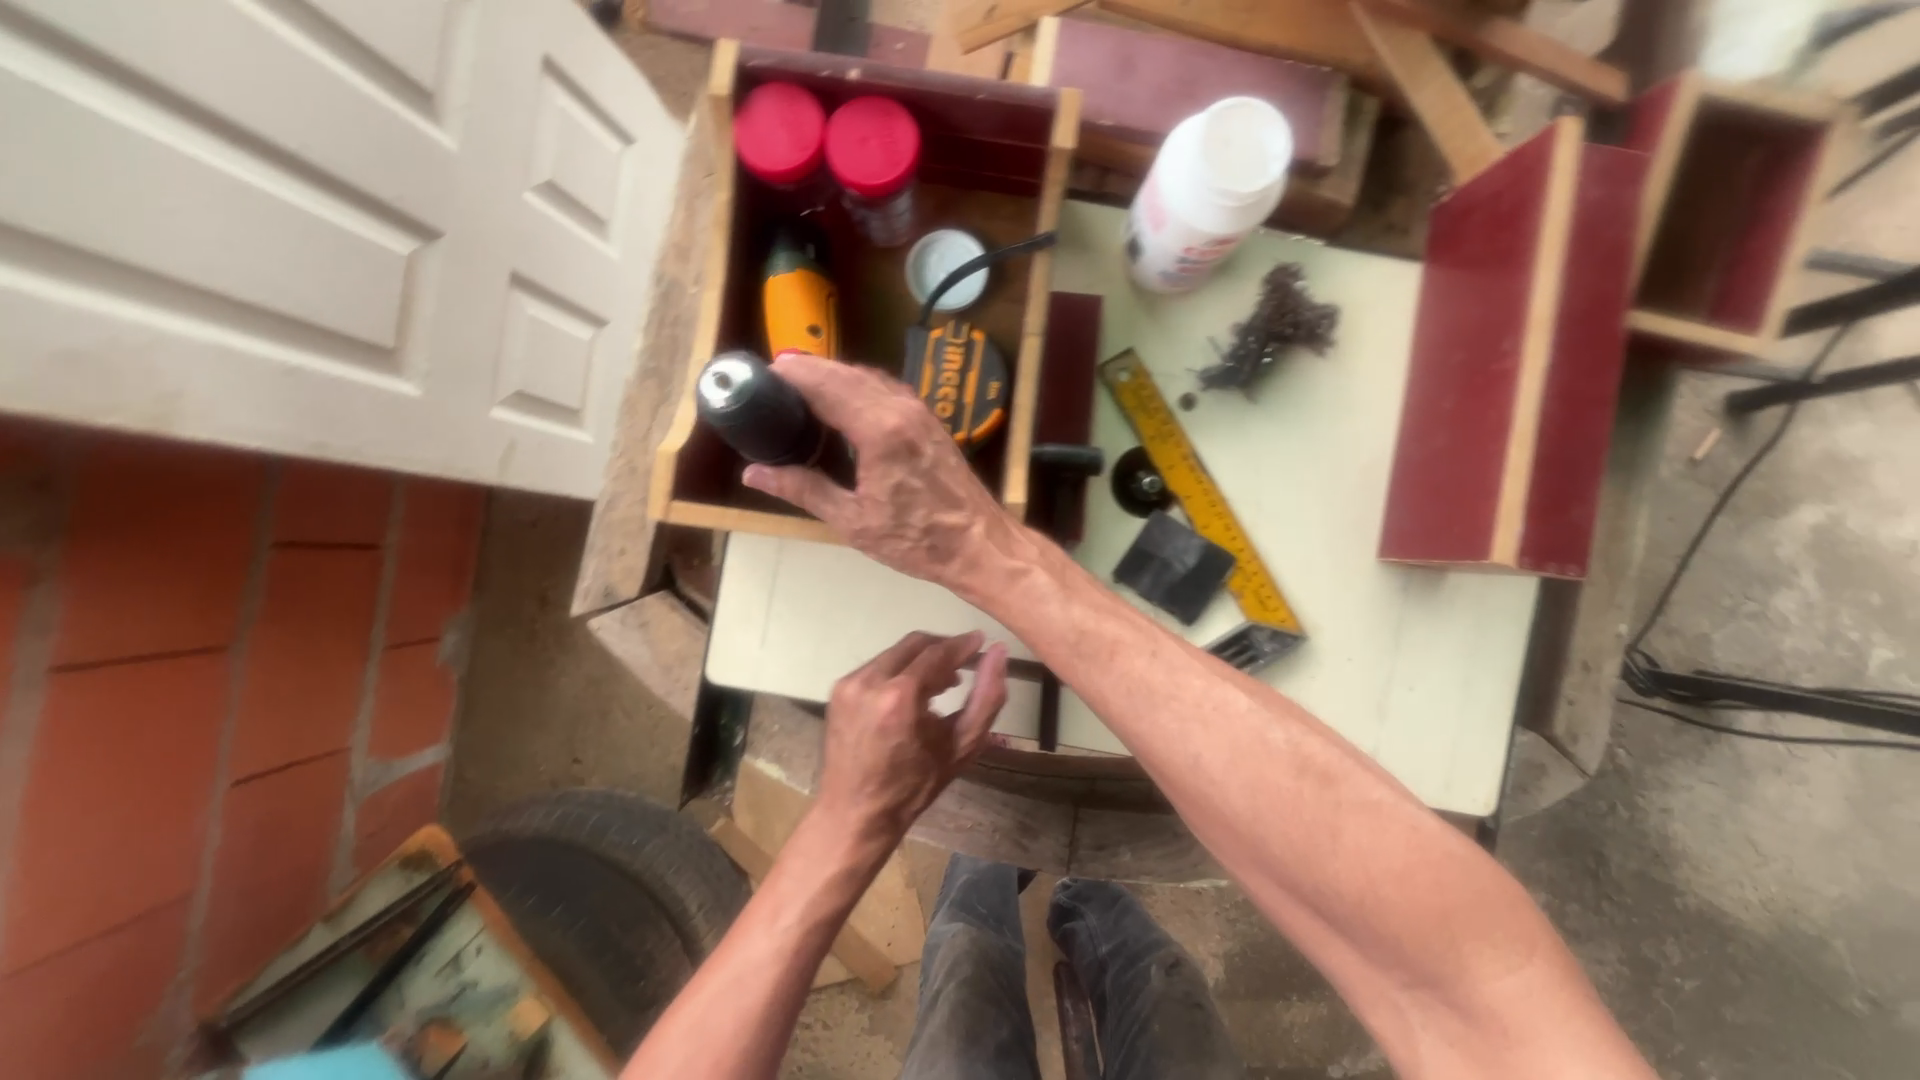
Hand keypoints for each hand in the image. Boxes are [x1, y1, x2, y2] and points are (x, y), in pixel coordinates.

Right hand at [741, 352, 1017, 587]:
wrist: (980, 543)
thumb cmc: (918, 539)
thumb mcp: (853, 521)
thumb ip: (804, 490)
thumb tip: (755, 474)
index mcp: (879, 430)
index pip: (826, 385)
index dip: (794, 374)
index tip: (765, 371)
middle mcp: (901, 409)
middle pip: (847, 373)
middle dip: (811, 369)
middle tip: (777, 376)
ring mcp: (920, 412)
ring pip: (870, 377)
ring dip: (836, 374)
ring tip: (804, 384)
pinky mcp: (930, 422)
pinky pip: (888, 390)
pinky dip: (860, 386)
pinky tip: (846, 400)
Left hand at [817, 631, 1009, 839]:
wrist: (856, 813)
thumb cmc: (914, 786)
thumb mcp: (961, 745)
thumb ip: (986, 697)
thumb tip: (998, 653)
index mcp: (898, 696)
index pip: (937, 653)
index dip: (962, 645)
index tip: (982, 641)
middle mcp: (869, 681)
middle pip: (914, 644)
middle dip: (942, 649)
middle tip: (964, 664)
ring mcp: (848, 685)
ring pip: (894, 654)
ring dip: (920, 661)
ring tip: (942, 684)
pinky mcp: (837, 691)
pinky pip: (876, 668)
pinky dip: (898, 673)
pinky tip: (912, 696)